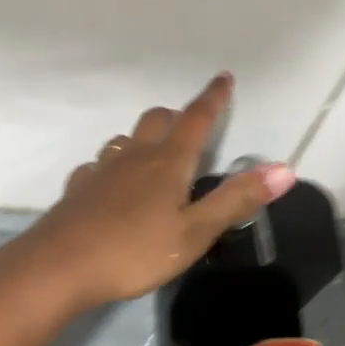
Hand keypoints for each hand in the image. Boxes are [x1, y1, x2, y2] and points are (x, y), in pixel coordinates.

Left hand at [0, 72, 295, 310]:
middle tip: (190, 125)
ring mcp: (100, 171)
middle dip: (176, 116)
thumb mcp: (194, 233)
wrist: (59, 266)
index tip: (223, 78)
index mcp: (168, 163)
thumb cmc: (134, 252)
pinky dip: (112, 167)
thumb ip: (236, 200)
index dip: (213, 99)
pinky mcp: (77, 190)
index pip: (196, 120)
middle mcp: (133, 156)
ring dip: (142, 139)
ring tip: (152, 154)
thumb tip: (285, 168)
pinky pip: (98, 166)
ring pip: (124, 140)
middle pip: (155, 120)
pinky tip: (110, 184)